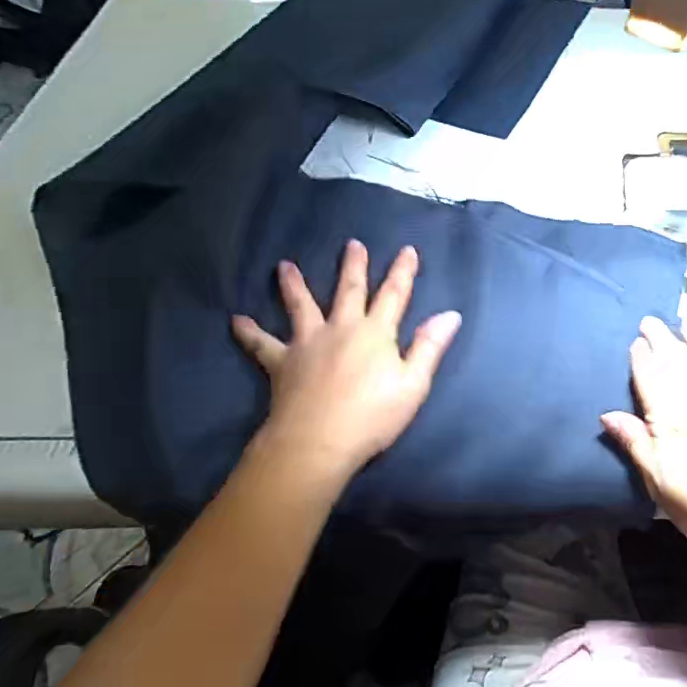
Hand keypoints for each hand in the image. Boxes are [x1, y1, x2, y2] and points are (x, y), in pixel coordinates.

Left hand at [232, 239, 461, 480]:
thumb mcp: (414, 384)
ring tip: (284, 266)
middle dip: (354, 267)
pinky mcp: (282, 363)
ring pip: (301, 307)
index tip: (407, 250)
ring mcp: (308, 343)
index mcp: (376, 333)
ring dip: (294, 285)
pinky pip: (262, 345)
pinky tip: (236, 321)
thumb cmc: (373, 416)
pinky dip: (249, 333)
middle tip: (352, 244)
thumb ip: (429, 347)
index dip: (403, 272)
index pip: (394, 295)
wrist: (317, 442)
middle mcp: (341, 328)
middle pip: (348, 291)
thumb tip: (450, 314)